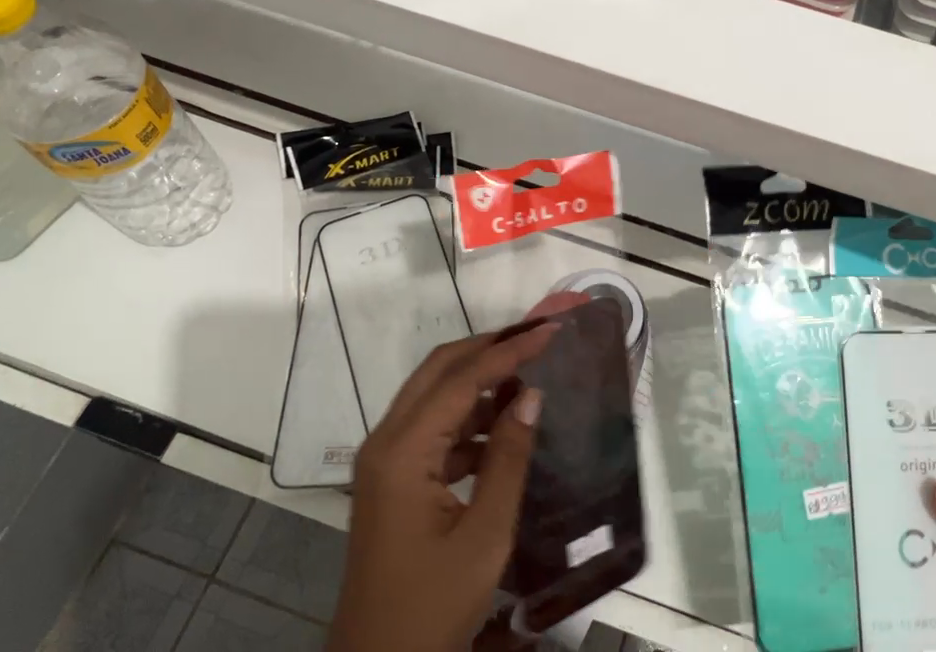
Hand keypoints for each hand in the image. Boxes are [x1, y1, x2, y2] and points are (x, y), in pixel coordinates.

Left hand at [328, 324, 555, 651]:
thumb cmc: (433, 603)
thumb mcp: (485, 534)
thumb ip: (509, 459)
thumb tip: (532, 396)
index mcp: (402, 453)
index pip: (460, 380)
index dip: (508, 351)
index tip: (550, 332)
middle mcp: (386, 444)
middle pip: (438, 373)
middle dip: (489, 349)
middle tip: (538, 338)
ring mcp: (385, 463)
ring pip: (434, 399)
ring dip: (480, 383)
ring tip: (532, 377)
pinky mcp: (393, 482)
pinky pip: (433, 432)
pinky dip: (469, 421)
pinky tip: (507, 428)